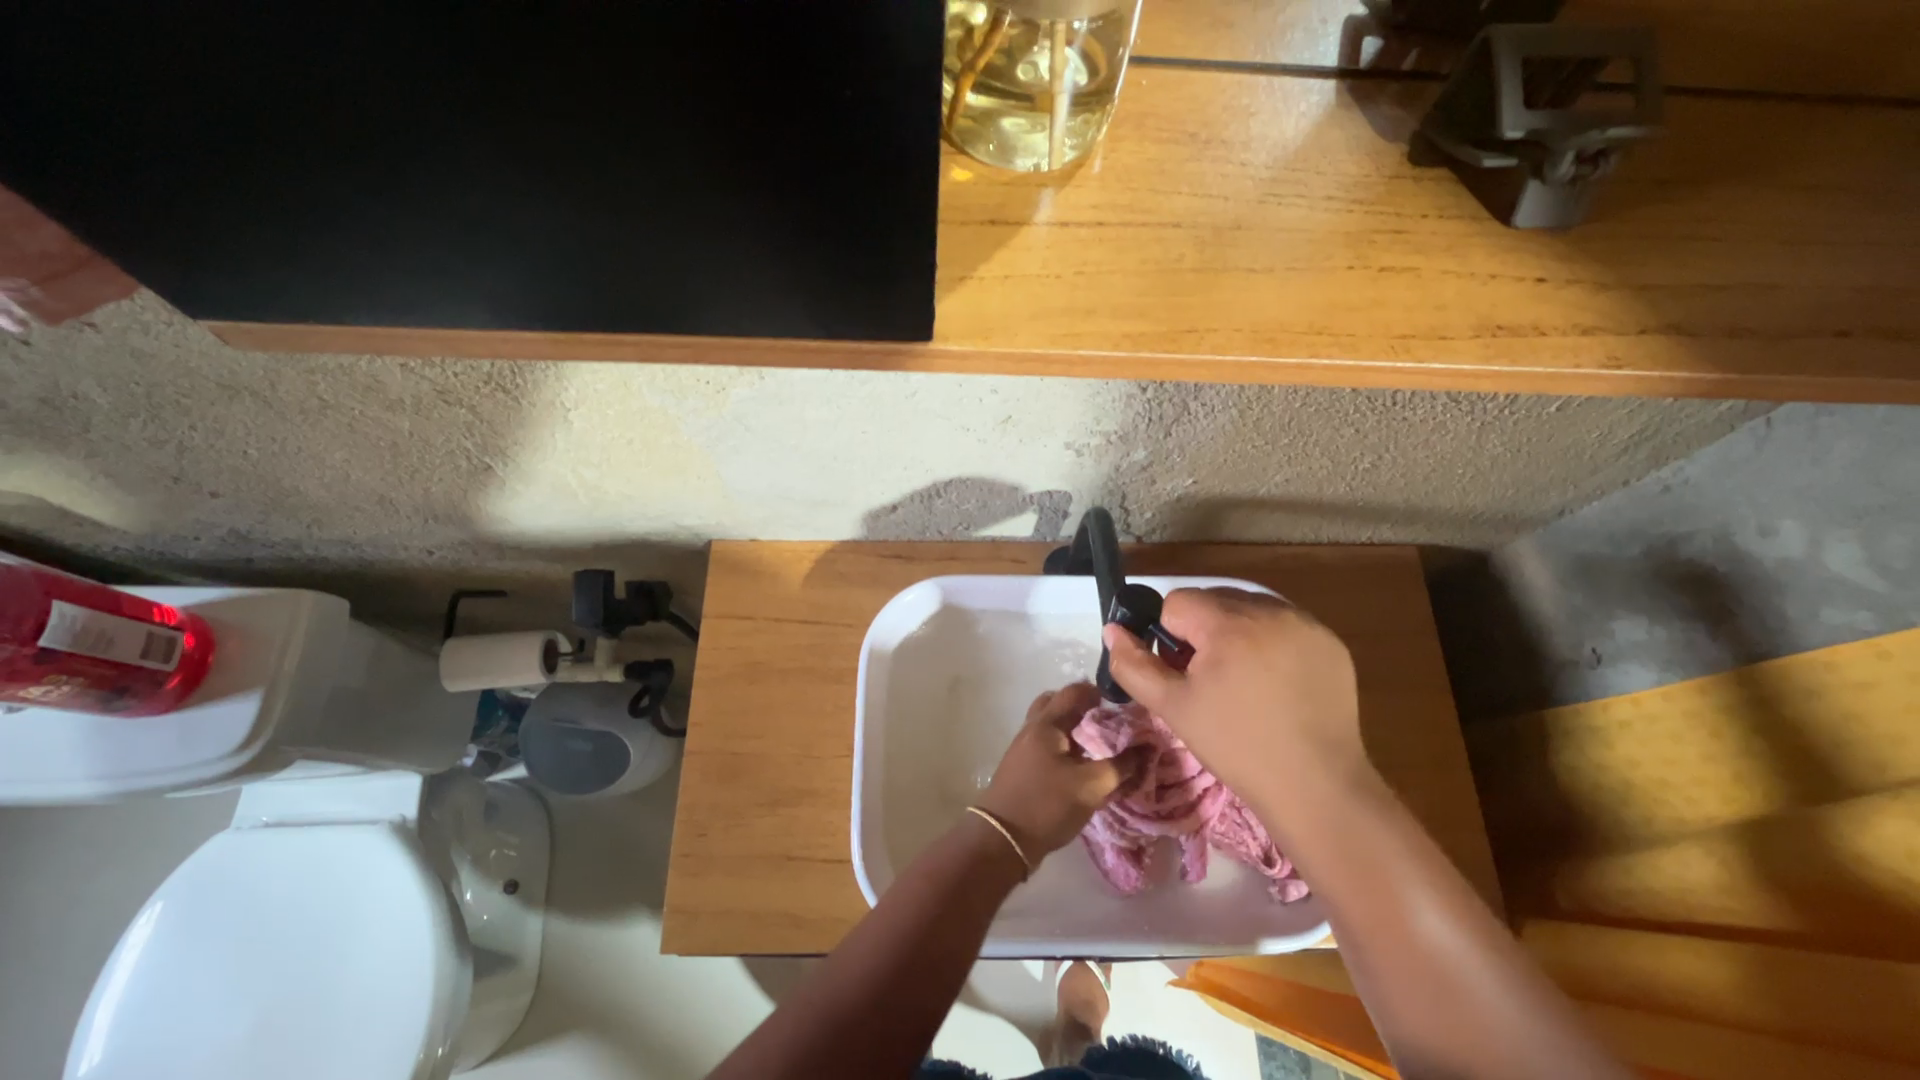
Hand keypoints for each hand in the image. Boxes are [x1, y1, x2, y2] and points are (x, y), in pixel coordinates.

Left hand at [976, 682, 1149, 858]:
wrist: (1003, 840)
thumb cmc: (1047, 805)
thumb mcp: (1091, 786)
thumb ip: (1121, 766)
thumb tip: (1147, 749)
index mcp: (1046, 724)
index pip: (1074, 691)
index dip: (1099, 692)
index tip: (1122, 704)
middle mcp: (1032, 729)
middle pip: (1057, 704)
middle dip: (1083, 708)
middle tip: (1108, 722)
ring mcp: (1023, 748)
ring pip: (1052, 726)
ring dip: (1074, 730)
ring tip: (1099, 747)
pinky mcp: (1022, 768)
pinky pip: (1047, 745)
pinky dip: (1065, 747)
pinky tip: (1081, 767)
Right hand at [1101, 588, 1369, 803]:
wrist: (1315, 784)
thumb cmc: (1235, 746)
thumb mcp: (1173, 708)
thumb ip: (1135, 665)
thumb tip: (1112, 630)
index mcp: (1228, 623)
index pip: (1177, 602)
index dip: (1169, 637)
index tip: (1182, 674)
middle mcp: (1270, 611)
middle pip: (1215, 600)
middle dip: (1203, 632)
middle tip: (1209, 682)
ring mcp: (1305, 625)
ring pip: (1250, 610)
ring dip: (1237, 634)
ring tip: (1243, 684)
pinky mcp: (1329, 643)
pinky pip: (1285, 627)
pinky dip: (1272, 644)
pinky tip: (1276, 686)